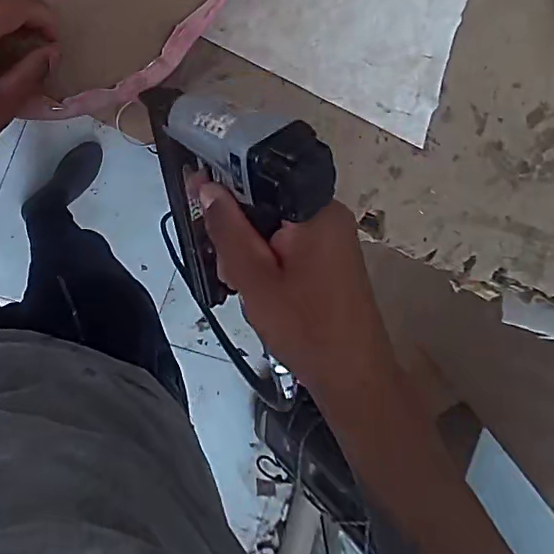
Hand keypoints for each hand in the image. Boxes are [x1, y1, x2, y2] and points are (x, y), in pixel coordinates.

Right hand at [196, 183, 402, 406]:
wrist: (352, 377)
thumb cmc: (305, 328)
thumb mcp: (254, 278)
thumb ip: (228, 229)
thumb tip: (206, 186)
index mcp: (316, 210)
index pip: (261, 176)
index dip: (226, 187)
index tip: (201, 207)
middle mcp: (328, 215)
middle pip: (266, 203)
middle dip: (238, 233)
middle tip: (229, 271)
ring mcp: (332, 237)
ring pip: (274, 227)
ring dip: (251, 253)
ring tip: (246, 289)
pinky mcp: (330, 258)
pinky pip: (289, 244)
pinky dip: (269, 263)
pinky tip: (263, 292)